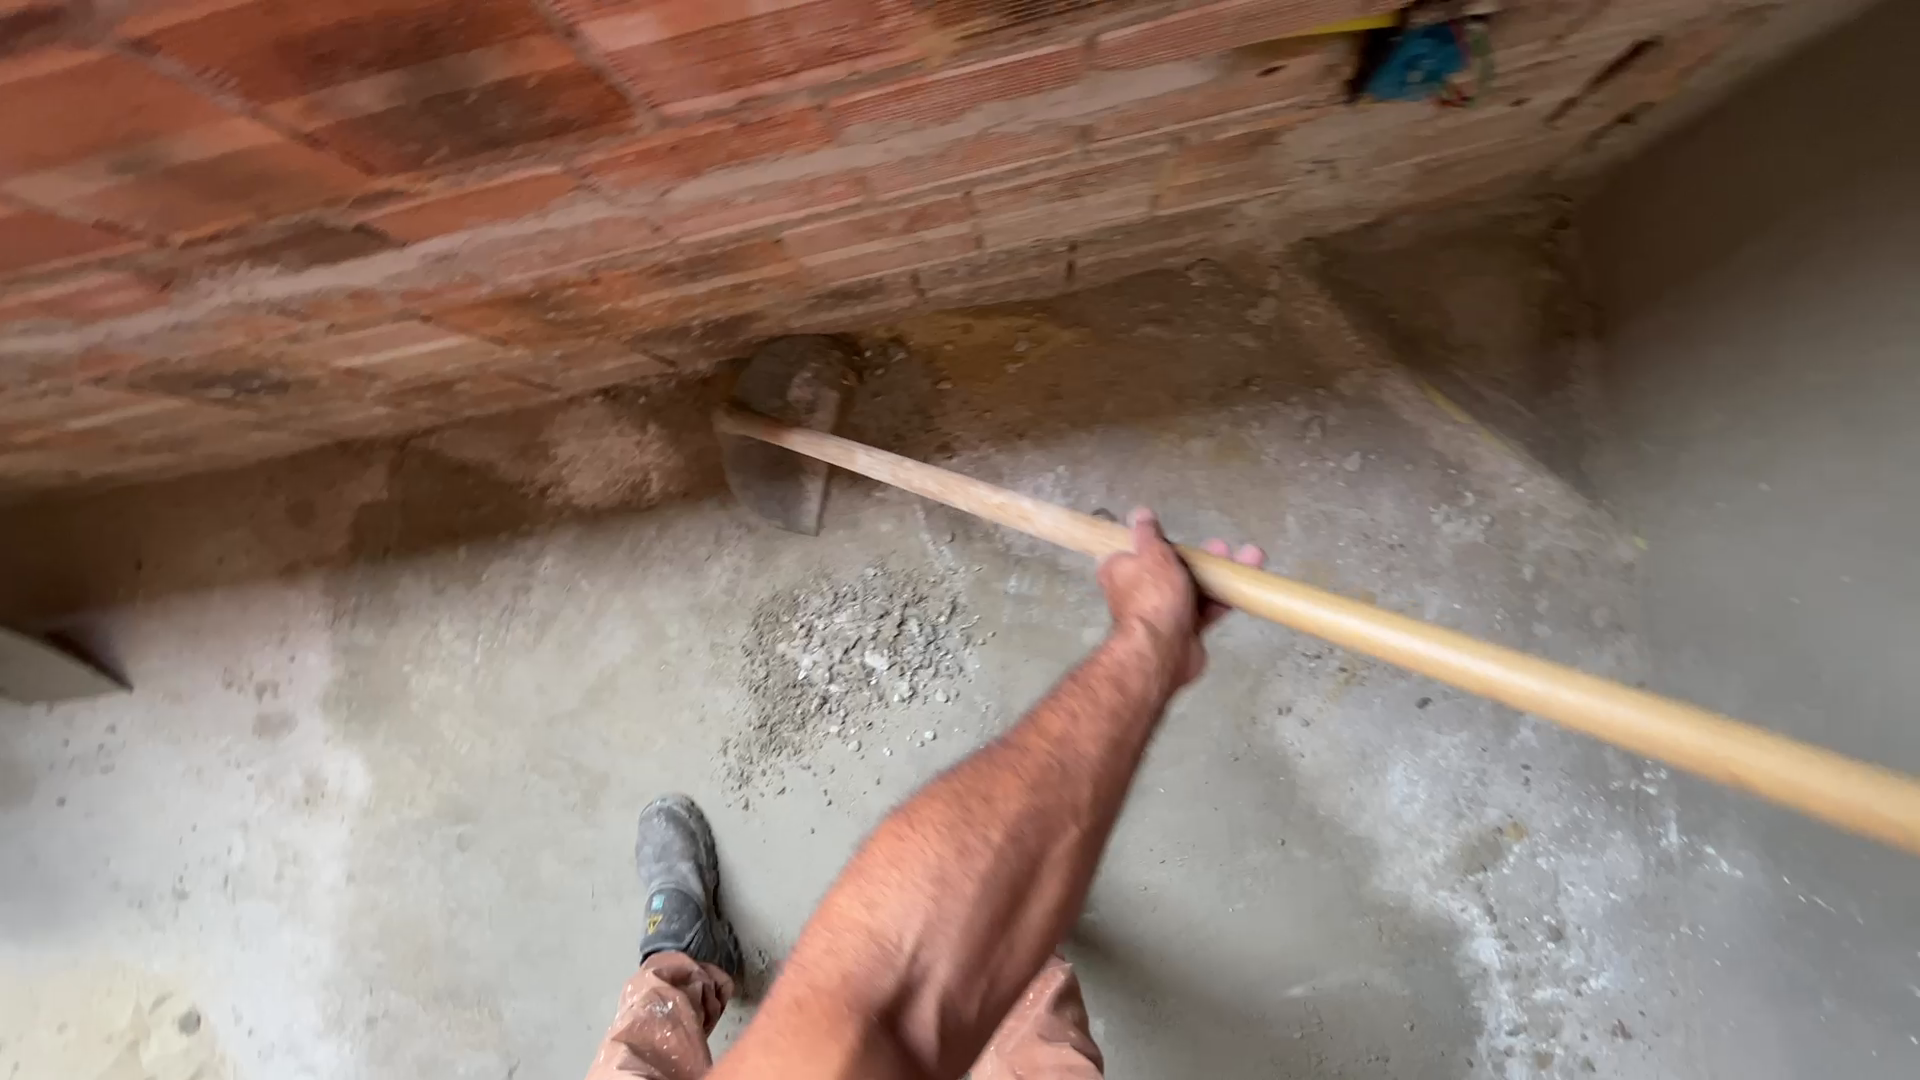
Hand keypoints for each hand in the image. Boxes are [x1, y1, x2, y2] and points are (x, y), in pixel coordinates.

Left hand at [1096, 507, 1264, 686]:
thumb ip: (1148, 533)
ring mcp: (1161, 611)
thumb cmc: (1152, 595)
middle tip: (1222, 547)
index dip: (1156, 543)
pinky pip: (1204, 610)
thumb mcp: (1150, 553)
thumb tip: (1139, 513)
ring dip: (1217, 574)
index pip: (1134, 551)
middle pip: (1170, 567)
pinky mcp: (1183, 629)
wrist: (1163, 649)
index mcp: (1120, 570)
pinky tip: (1244, 588)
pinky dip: (1222, 600)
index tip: (1176, 537)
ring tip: (1248, 559)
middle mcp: (1138, 591)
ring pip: (1192, 587)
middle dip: (1199, 556)